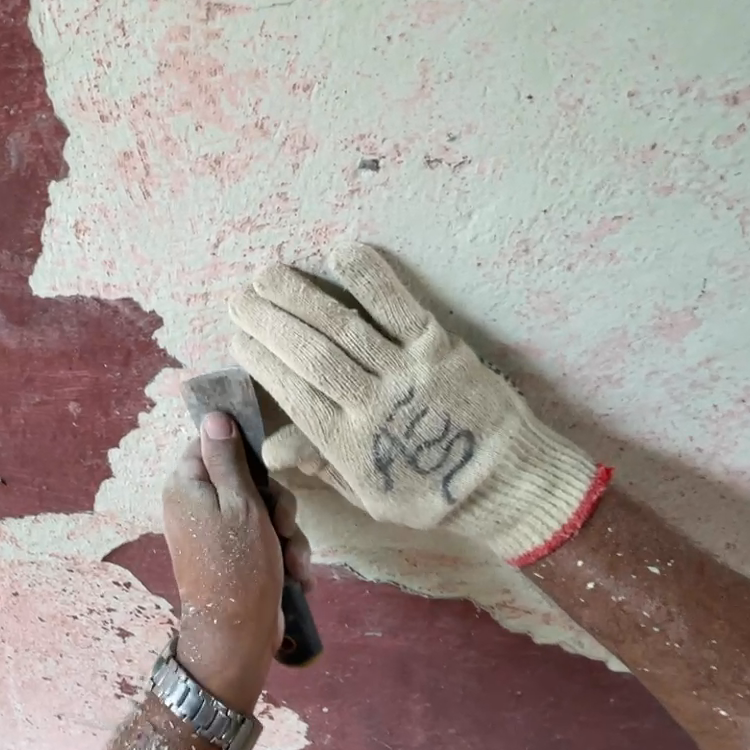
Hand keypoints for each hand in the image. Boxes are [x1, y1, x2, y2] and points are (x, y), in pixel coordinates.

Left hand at [160, 411, 312, 710]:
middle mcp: (194, 503)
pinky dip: (281, 555)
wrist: (237, 636)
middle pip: (244, 479)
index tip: (264, 474)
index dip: (243, 455)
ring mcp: (212, 530)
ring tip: (292, 562)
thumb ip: (227, 459)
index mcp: (186, 484)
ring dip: (286, 535)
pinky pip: (261, 539)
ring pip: (261, 510)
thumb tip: (213, 414)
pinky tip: (295, 577)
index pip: (211, 445)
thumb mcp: (240, 503)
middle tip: (283, 527)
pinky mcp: (231, 554)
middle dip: (275, 504)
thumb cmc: (238, 566)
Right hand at [228, 243, 610, 564]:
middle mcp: (374, 405)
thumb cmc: (432, 493)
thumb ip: (319, 465)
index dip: (259, 359)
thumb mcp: (369, 496)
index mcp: (349, 445)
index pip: (292, 391)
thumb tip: (268, 448)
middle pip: (308, 353)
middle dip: (267, 321)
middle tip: (239, 298)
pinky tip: (338, 253)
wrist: (512, 485)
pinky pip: (398, 307)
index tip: (237, 337)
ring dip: (298, 295)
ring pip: (342, 326)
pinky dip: (368, 278)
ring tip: (265, 274)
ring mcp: (408, 372)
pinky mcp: (440, 348)